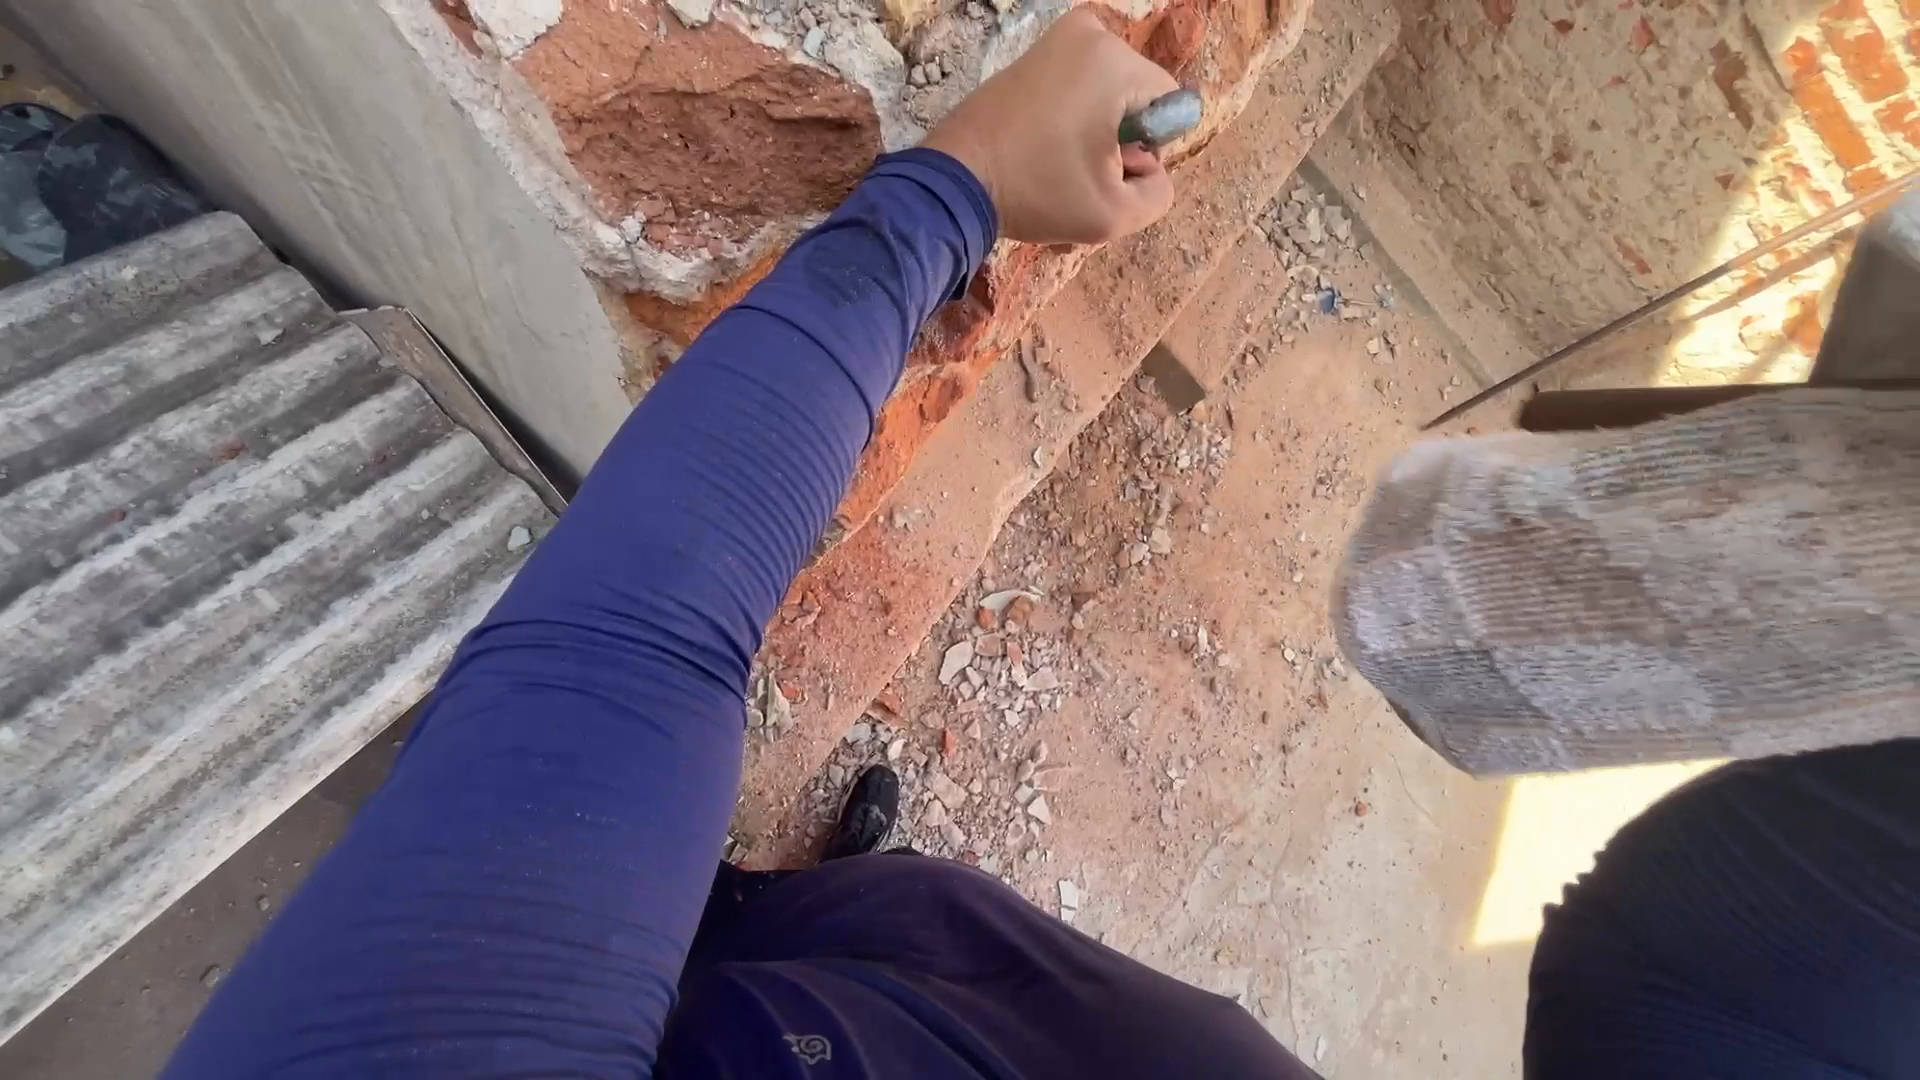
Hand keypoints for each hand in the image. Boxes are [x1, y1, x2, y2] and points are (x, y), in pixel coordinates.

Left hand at [922, 7, 1179, 245]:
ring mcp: (1054, 42)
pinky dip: (1067, 133)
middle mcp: (1088, 34)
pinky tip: (1044, 166)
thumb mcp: (1112, 215)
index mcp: (1114, 59)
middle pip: (1133, 103)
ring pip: (1102, 104)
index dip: (1149, 152)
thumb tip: (1153, 170)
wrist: (955, 183)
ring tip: (1060, 183)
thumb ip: (1157, 195)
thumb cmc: (1036, 194)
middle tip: (1081, 189)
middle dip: (1116, 151)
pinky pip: (1073, 97)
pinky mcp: (1030, 60)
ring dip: (1091, 149)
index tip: (1111, 178)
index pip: (1168, 105)